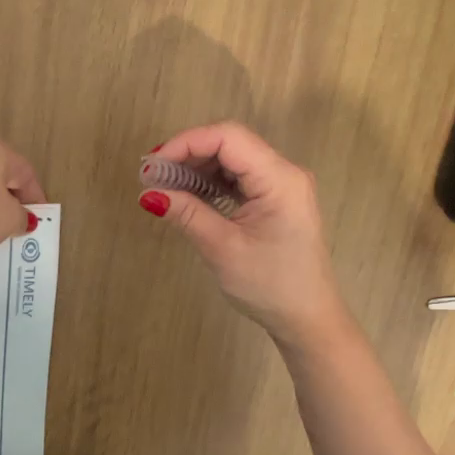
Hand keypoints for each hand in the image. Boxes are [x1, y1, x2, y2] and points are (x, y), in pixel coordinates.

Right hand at [139, 121, 350, 347]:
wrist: (306, 316)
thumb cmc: (269, 285)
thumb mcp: (223, 249)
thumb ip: (188, 214)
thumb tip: (149, 194)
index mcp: (279, 179)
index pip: (228, 138)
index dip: (186, 143)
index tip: (153, 166)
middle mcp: (283, 173)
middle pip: (230, 144)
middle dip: (187, 155)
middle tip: (151, 179)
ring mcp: (280, 186)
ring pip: (232, 160)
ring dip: (196, 169)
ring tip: (163, 188)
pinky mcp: (273, 200)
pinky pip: (238, 179)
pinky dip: (210, 183)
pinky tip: (187, 197)